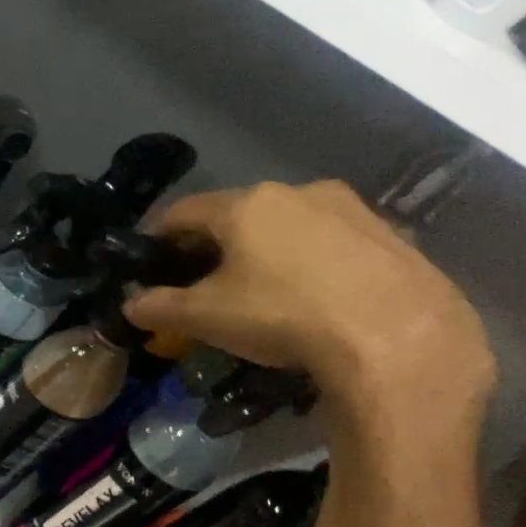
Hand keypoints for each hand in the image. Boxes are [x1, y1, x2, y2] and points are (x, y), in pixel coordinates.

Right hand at [124, 181, 495, 433]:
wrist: (394, 334)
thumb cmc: (280, 315)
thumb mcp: (201, 318)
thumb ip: (157, 307)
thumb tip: (132, 304)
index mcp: (246, 205)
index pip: (182, 211)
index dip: (154, 236)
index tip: (142, 264)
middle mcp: (297, 192)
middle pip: (234, 215)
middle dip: (205, 247)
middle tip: (189, 284)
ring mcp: (347, 209)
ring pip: (280, 227)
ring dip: (253, 253)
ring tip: (244, 292)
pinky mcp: (384, 233)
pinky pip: (320, 243)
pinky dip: (296, 263)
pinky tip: (295, 299)